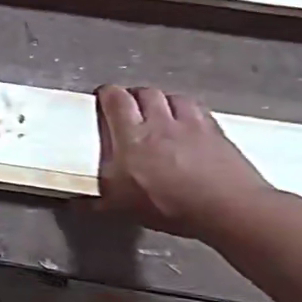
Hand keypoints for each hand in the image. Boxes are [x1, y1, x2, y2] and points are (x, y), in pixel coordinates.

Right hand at [94, 85, 276, 238]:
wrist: (228, 208)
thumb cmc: (169, 206)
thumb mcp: (122, 207)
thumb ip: (96, 201)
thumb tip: (74, 203)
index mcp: (131, 137)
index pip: (116, 100)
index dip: (108, 94)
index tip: (103, 96)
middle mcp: (160, 123)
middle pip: (146, 93)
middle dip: (135, 95)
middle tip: (129, 105)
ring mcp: (191, 124)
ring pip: (173, 97)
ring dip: (163, 100)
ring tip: (159, 111)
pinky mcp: (216, 131)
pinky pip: (198, 110)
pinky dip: (188, 111)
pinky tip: (187, 123)